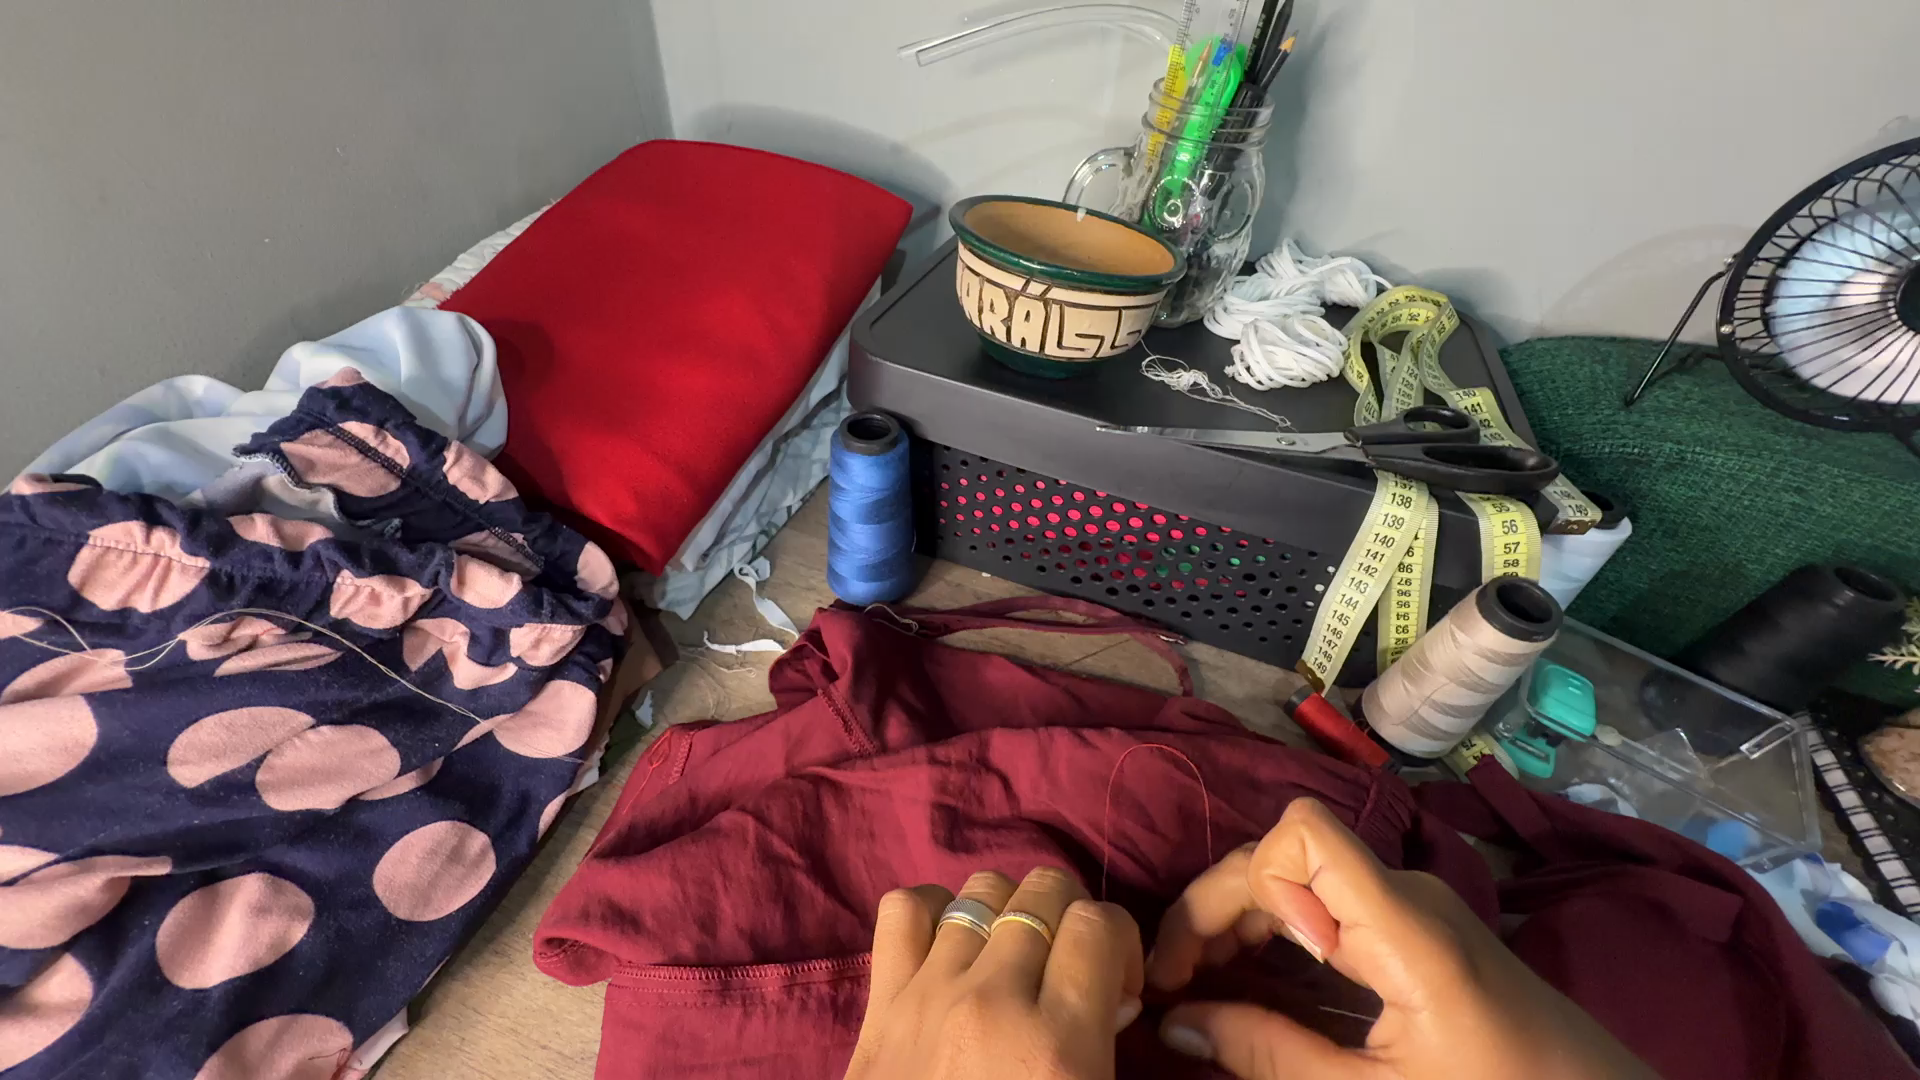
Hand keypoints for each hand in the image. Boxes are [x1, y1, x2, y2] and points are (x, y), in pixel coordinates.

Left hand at [845, 867, 1144, 1079]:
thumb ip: (1102, 1049)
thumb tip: (1111, 998)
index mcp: (1056, 1046)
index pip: (1098, 924)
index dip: (1118, 941)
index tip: (1117, 984)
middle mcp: (992, 1000)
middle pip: (1042, 890)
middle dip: (1070, 917)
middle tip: (1069, 967)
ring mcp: (928, 992)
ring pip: (982, 889)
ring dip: (1010, 912)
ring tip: (1013, 956)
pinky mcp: (879, 1002)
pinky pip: (905, 909)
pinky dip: (934, 909)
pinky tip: (951, 943)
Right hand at [1146, 797, 1659, 1079]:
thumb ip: (1270, 1056)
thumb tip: (1175, 1021)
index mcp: (1405, 928)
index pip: (1305, 832)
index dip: (1259, 881)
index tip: (1245, 957)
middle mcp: (1402, 894)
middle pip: (1282, 853)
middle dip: (1216, 906)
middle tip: (1173, 980)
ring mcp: (1409, 907)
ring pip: (1295, 874)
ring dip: (1237, 917)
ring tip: (1199, 978)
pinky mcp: (1412, 929)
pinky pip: (1323, 902)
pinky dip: (1274, 930)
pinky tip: (1252, 974)